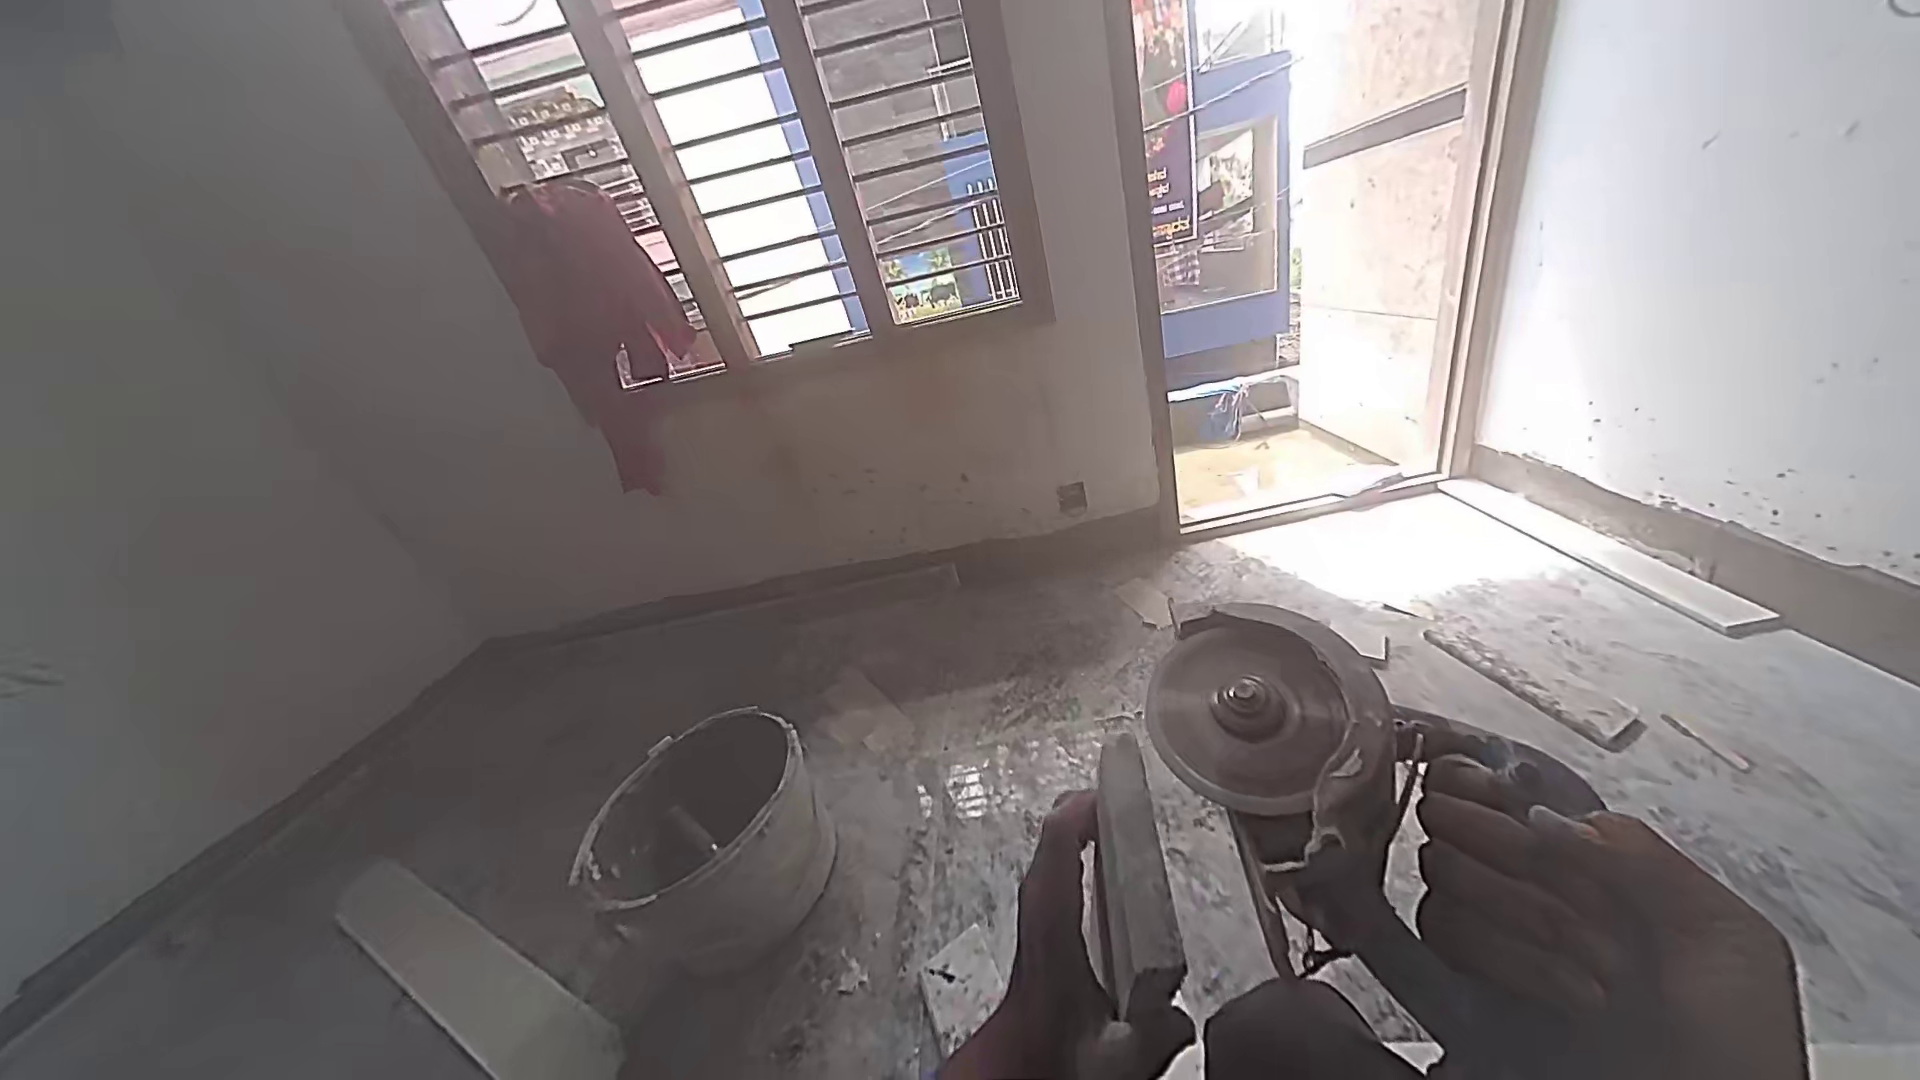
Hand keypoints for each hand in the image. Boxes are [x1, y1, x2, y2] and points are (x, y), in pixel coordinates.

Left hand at [940, 792, 1194, 1079]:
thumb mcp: (1112, 1056)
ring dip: (1087, 818)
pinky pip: (1059, 852)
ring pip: (1056, 836)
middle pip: (1057, 827)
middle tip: (1133, 797)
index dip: (1087, 808)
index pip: (1060, 840)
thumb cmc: (1059, 1048)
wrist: (1021, 1055)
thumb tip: (1185, 1017)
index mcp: (1051, 915)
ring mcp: (1036, 896)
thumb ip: (1154, 1038)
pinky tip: (1112, 848)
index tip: (1121, 789)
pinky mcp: (1041, 904)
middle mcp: (1039, 894)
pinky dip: (1081, 836)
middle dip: (1092, 805)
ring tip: (1128, 813)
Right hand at [1415, 755, 1806, 1079]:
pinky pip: (1440, 924)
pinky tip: (1571, 989)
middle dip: (1516, 852)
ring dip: (1526, 911)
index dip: (1476, 784)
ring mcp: (1471, 910)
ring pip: (1440, 865)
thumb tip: (1542, 814)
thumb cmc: (1726, 1030)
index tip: (1519, 811)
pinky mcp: (1450, 958)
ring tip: (1600, 963)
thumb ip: (1640, 854)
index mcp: (1557, 845)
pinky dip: (1512, 957)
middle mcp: (1501, 867)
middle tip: (1589, 902)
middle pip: (1443, 813)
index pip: (1463, 775)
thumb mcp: (1725, 934)